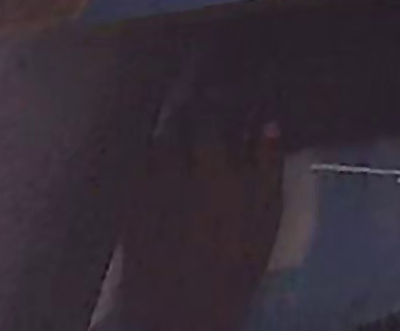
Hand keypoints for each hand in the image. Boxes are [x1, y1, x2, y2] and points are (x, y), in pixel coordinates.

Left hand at [121, 114, 283, 330]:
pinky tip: (153, 164)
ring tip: (174, 129)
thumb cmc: (237, 259)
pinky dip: (145, 164)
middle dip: (186, 112)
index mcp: (212, 164)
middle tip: (197, 104)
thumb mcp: (268, 212)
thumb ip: (268, 164)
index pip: (210, 118)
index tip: (224, 91)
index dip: (217, 101)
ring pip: (152, 149)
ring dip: (164, 135)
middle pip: (175, 128)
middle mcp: (175, 170)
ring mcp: (148, 193)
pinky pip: (134, 177)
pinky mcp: (130, 217)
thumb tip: (269, 124)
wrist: (187, 312)